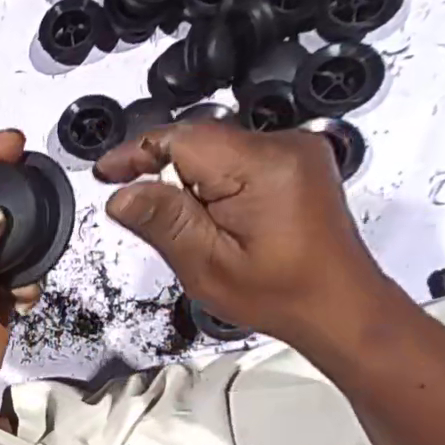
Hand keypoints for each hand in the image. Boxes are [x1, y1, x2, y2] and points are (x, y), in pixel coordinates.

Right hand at [93, 121, 393, 341]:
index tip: (106, 171)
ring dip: (184, 178)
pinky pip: (236, 159)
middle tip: (130, 203)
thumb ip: (164, 223)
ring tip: (176, 223)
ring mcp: (294, 151)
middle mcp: (283, 147)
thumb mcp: (208, 265)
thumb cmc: (284, 294)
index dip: (136, 153)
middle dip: (159, 169)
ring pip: (214, 149)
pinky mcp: (295, 163)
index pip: (181, 138)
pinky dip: (210, 182)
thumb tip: (123, 195)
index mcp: (261, 167)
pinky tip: (206, 217)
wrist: (338, 306)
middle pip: (197, 140)